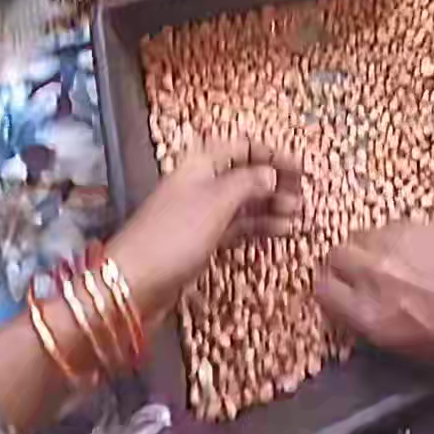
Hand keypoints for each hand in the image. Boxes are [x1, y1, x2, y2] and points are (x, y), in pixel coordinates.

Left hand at [109, 139, 302, 318]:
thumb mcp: (215, 203)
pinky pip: (237, 226)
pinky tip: (280, 232)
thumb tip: (272, 173)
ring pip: (244, 202)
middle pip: (245, 173)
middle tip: (303, 197)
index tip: (301, 169)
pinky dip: (258, 226)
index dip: (273, 154)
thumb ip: (248, 183)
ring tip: (297, 217)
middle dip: (275, 182)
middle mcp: (202, 183)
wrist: (131, 286)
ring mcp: (201, 213)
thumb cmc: (175, 235)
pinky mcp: (201, 241)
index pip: (243, 147)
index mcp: (201, 164)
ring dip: (271, 206)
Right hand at [314, 222, 433, 374]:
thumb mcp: (406, 348)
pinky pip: (389, 226)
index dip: (329, 289)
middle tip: (359, 273)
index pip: (324, 290)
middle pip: (336, 254)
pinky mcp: (416, 224)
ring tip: (388, 261)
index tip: (337, 290)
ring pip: (361, 235)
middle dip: (344, 263)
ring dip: (367, 247)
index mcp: (371, 315)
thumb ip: (370, 319)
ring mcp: (395, 244)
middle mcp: (375, 275)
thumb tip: (354, 302)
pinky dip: (392, 237)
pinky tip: (413, 252)